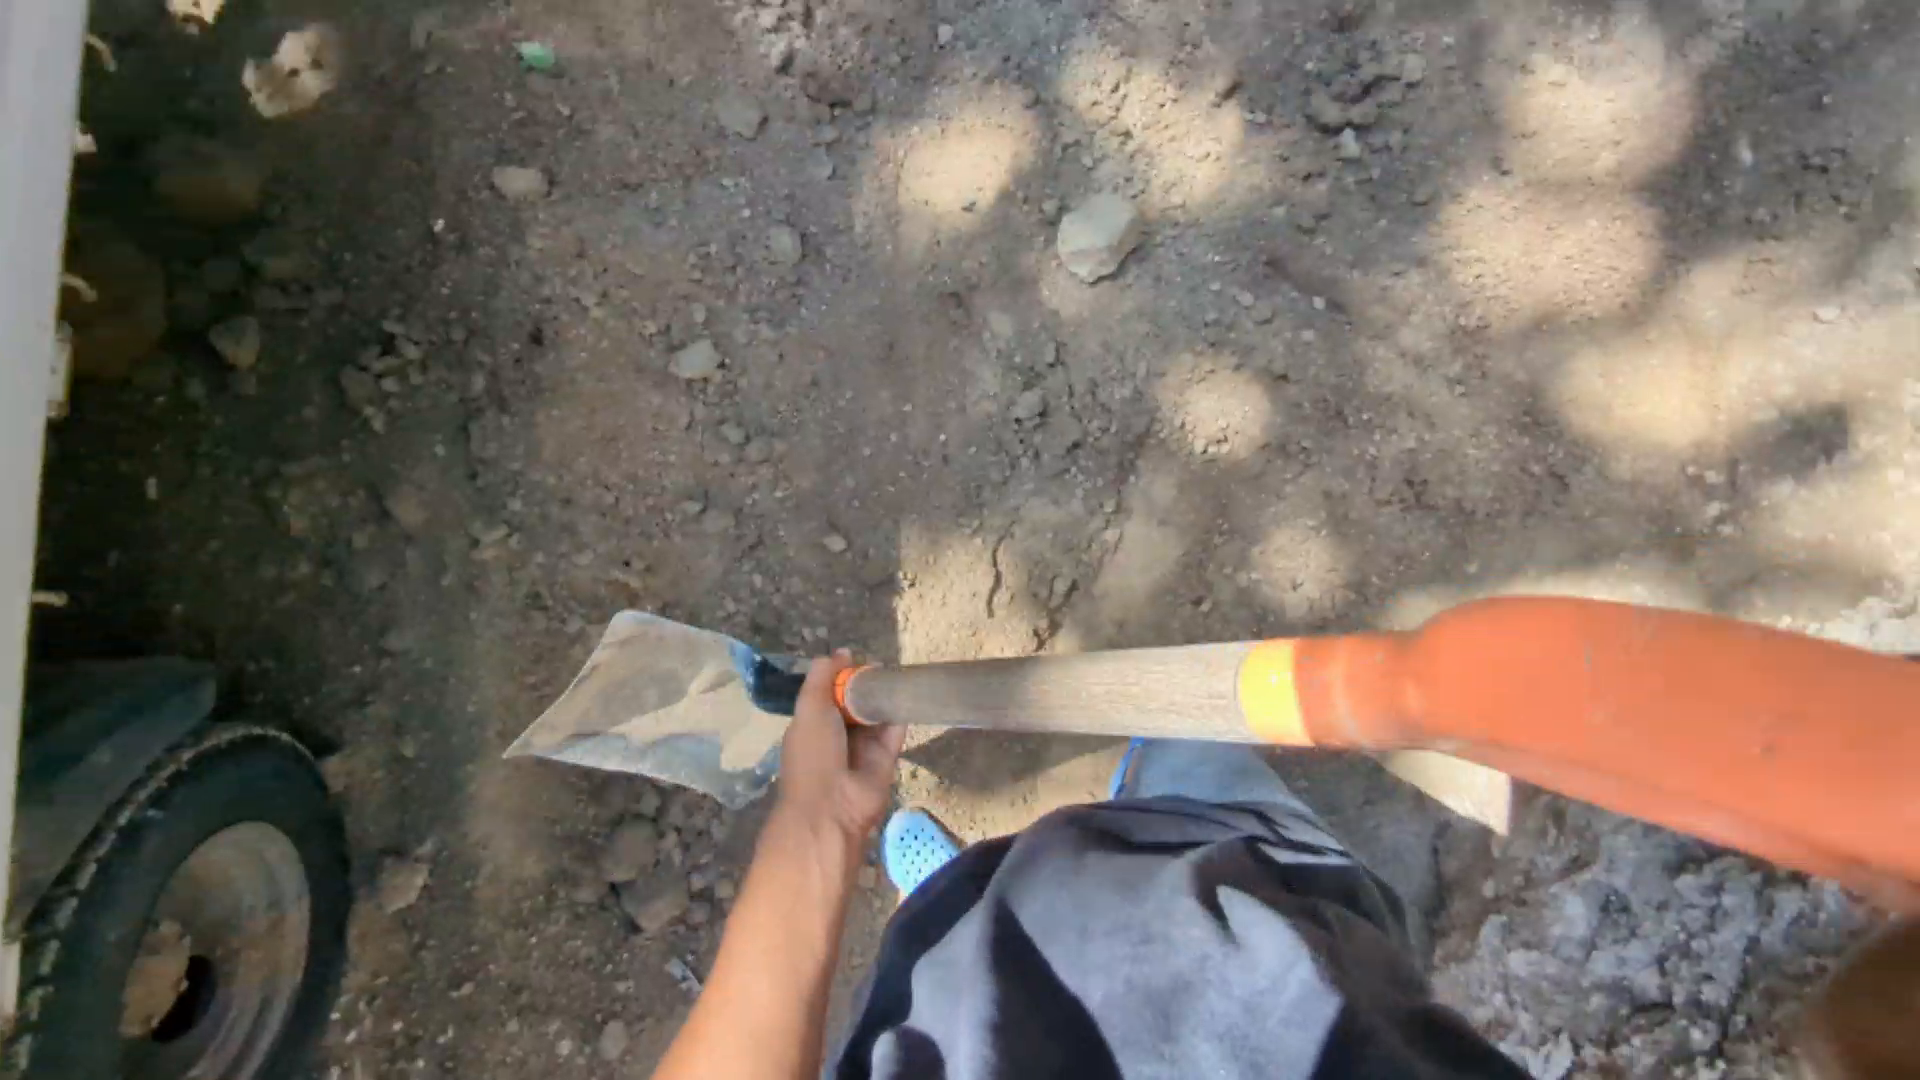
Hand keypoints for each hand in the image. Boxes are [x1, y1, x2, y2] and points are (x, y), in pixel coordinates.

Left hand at [771, 651, 905, 861]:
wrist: (832, 806)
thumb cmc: (813, 754)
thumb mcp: (809, 708)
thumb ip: (822, 677)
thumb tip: (841, 652)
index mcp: (812, 725)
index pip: (828, 694)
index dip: (840, 676)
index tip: (855, 657)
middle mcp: (837, 736)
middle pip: (855, 703)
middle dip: (866, 684)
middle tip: (880, 664)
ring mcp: (862, 749)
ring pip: (876, 716)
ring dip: (884, 696)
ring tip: (896, 673)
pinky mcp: (885, 759)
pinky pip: (894, 732)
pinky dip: (900, 715)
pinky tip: (907, 694)